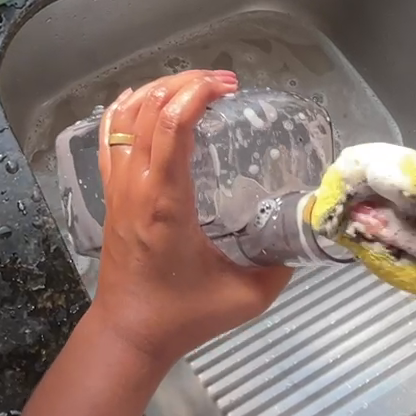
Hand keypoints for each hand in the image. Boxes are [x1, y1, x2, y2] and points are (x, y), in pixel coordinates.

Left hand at [87, 70, 292, 367]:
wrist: (129, 332)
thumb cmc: (183, 314)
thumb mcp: (245, 294)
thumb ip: (280, 264)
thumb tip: (307, 232)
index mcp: (166, 200)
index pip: (172, 125)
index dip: (198, 93)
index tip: (228, 87)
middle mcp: (136, 184)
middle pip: (150, 109)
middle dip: (186, 83)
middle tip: (222, 83)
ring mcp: (117, 185)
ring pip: (126, 117)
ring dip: (158, 90)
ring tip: (192, 85)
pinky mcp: (109, 192)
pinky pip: (108, 138)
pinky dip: (123, 110)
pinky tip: (140, 98)